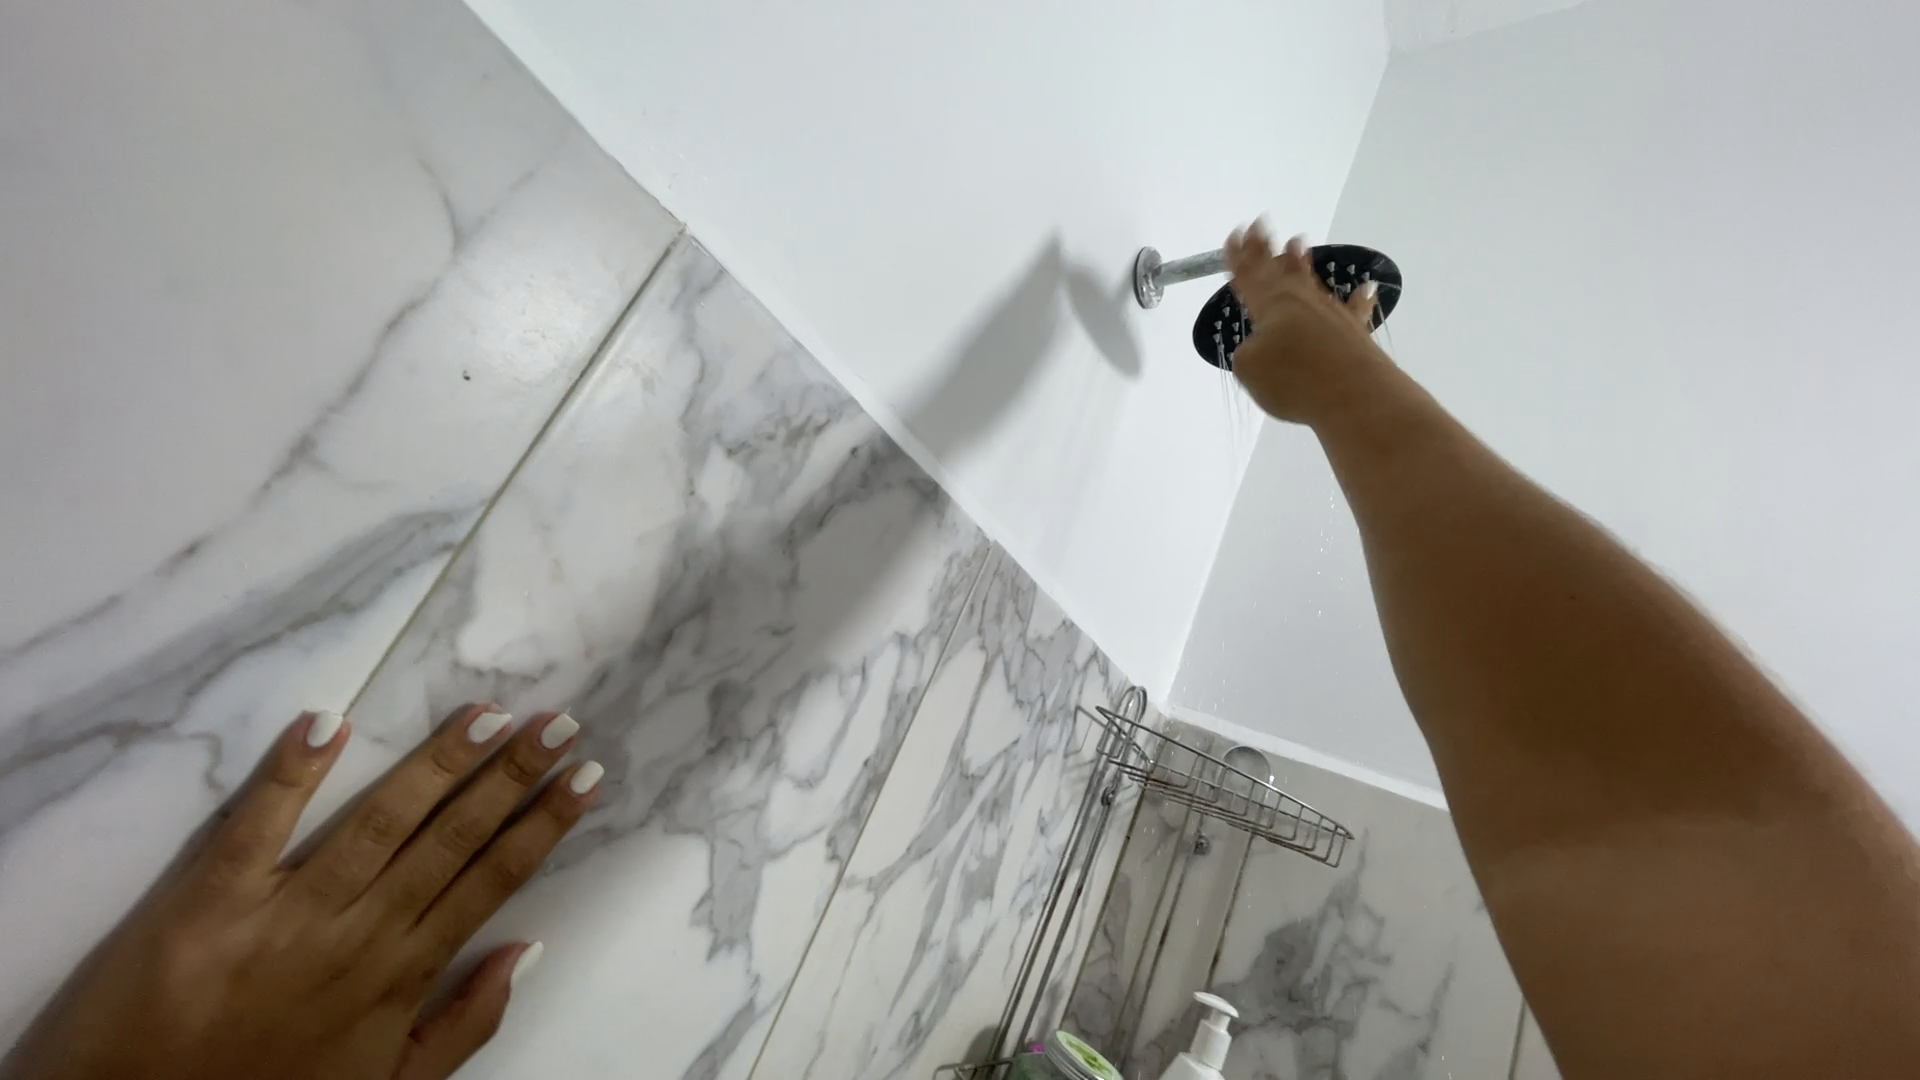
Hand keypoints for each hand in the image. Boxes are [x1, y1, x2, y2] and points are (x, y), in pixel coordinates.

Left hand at [3, 705, 602, 1079]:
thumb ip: (465, 1023)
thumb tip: (530, 949)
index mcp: (403, 972)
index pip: (496, 878)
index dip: (547, 823)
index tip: (586, 776)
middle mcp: (359, 935)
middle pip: (454, 838)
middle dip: (513, 776)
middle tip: (558, 724)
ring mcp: (284, 916)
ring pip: (380, 824)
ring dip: (438, 765)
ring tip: (488, 715)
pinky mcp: (204, 907)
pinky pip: (254, 830)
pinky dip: (291, 775)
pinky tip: (330, 723)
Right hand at [1224, 221, 1392, 424]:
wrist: (1353, 395)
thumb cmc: (1292, 380)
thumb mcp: (1249, 369)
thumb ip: (1249, 352)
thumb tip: (1263, 346)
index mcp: (1270, 306)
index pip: (1249, 277)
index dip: (1239, 258)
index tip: (1235, 234)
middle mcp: (1299, 302)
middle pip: (1277, 270)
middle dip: (1265, 249)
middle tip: (1259, 223)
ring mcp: (1329, 314)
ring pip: (1310, 283)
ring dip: (1300, 264)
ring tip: (1297, 243)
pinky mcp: (1352, 332)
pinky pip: (1353, 310)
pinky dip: (1357, 300)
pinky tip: (1365, 290)